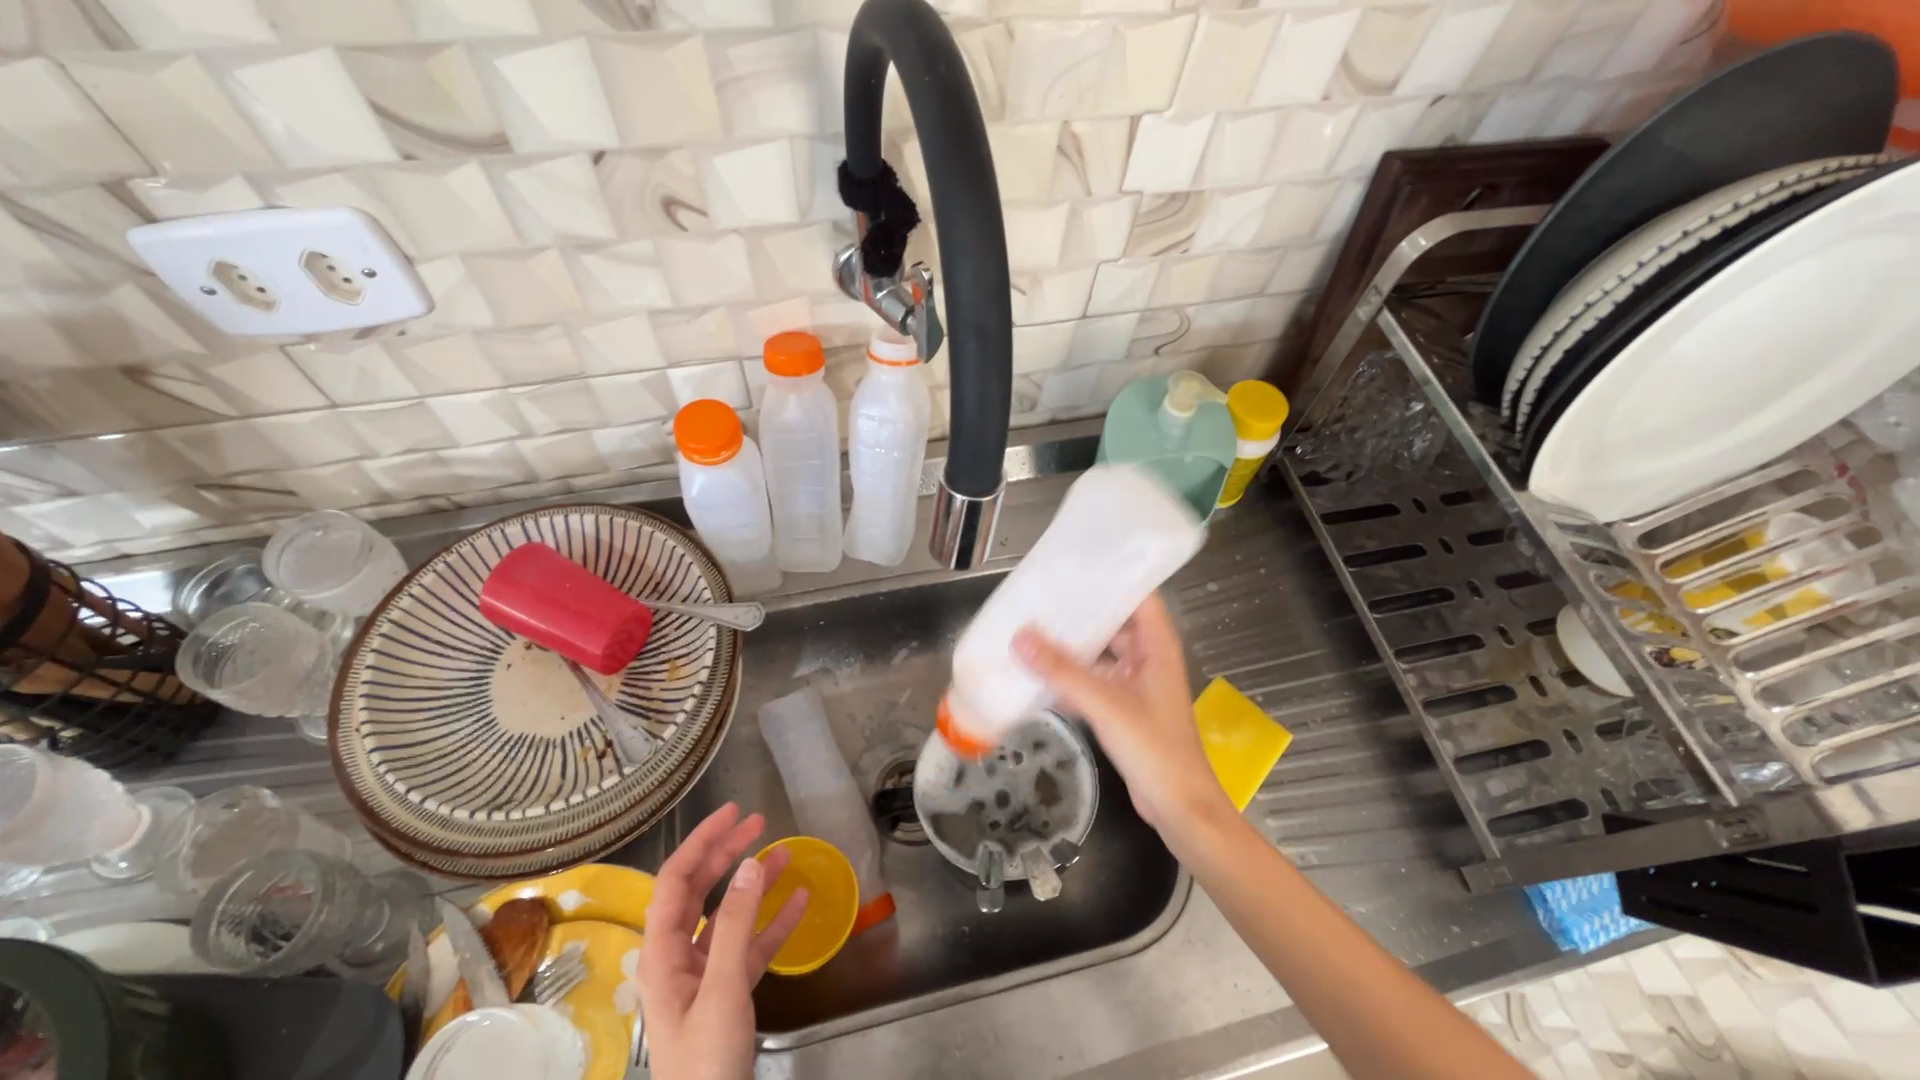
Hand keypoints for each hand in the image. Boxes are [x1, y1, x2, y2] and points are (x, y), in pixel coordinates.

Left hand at [639, 803, 808, 1079]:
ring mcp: (703, 975)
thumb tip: (749, 865)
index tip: (732, 814)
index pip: (675, 881)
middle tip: (759, 823)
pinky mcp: (727, 993)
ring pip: (728, 917)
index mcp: (663, 954)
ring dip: (755, 886)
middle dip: (727, 855)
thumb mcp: (723, 991)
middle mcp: (678, 957)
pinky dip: (773, 924)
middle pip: (700, 892)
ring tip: (787, 856)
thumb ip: (736, 927)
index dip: (701, 842)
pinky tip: (799, 905)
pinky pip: (750, 947)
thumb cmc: (706, 1061)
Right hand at [1014, 593, 1232, 837]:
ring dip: (1072, 648)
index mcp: (1158, 646)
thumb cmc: (1154, 748)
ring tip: (1032, 631)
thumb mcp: (1106, 705)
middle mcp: (1149, 658)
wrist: (1179, 805)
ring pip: (1101, 655)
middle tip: (1040, 599)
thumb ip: (1063, 671)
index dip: (1111, 578)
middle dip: (1080, 613)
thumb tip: (1020, 638)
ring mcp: (1137, 685)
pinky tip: (1039, 675)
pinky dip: (1071, 678)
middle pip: (1114, 623)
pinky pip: (1094, 682)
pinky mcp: (1124, 709)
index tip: (1075, 565)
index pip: (1139, 595)